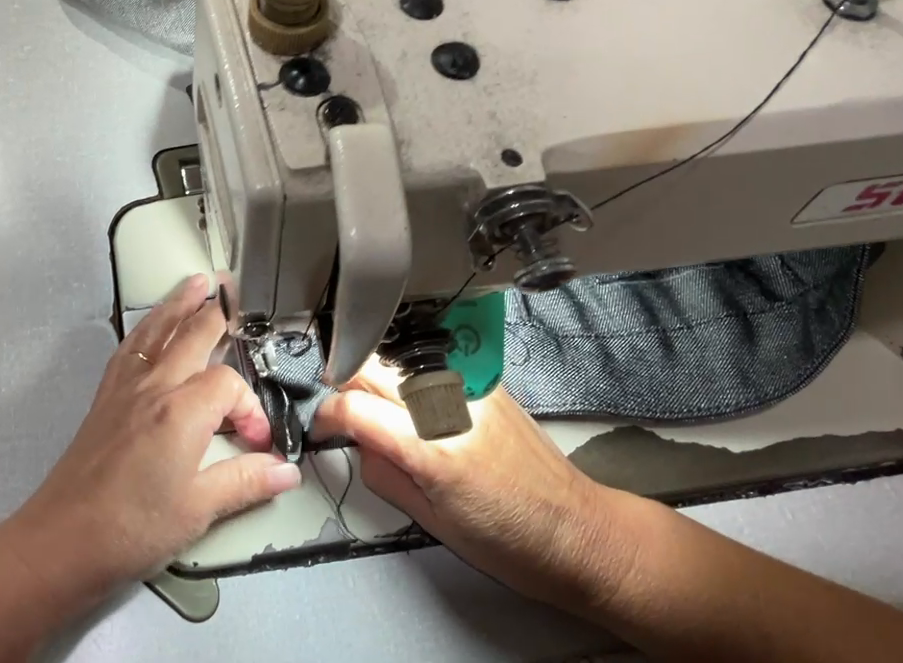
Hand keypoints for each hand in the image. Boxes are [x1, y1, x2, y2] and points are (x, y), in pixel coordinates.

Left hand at [0, 275, 302, 610]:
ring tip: (193, 283)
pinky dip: (145, 329)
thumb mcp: (199, 509)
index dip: (250, 408)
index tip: (256, 442)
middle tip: (231, 290)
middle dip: (215, 312)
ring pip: (156, 331)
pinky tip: (150, 327)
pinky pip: (129, 348)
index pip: (229, 385)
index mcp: (181, 411)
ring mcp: (125, 388)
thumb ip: (245, 481)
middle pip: (190, 335)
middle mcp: (153, 387)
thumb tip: (284, 470)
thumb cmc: (131, 528)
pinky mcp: (104, 398)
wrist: (64, 538)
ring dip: (177, 304)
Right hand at [313, 366, 637, 614]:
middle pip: (369, 367)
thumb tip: (356, 441)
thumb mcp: (431, 522)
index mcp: (432, 451)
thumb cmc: (512, 543)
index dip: (324, 415)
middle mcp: (449, 408)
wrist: (582, 532)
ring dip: (374, 378)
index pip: (353, 408)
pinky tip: (415, 407)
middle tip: (342, 411)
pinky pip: (429, 367)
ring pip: (397, 360)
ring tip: (378, 410)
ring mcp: (469, 388)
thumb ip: (382, 472)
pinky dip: (408, 380)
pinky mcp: (486, 383)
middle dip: (343, 384)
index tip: (320, 427)